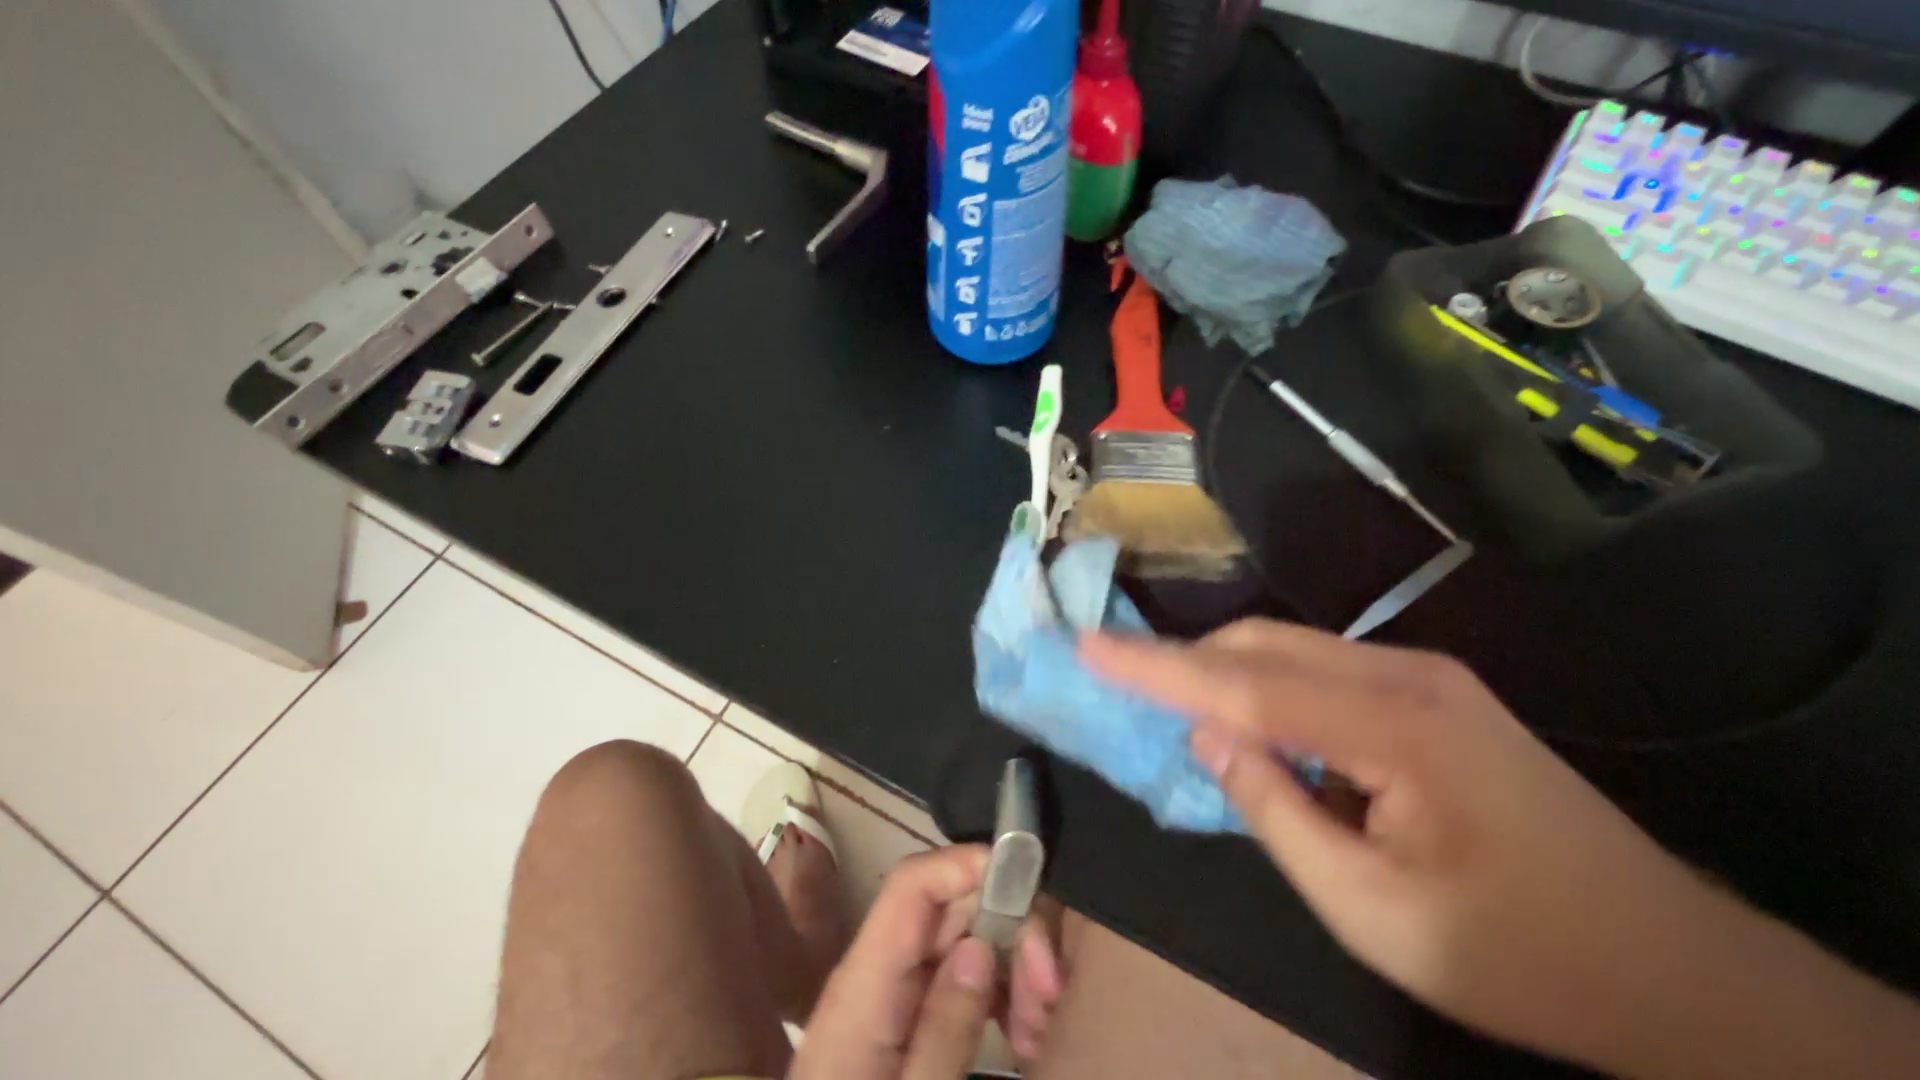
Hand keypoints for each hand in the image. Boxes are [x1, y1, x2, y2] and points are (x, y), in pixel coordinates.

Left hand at [790, 846, 1064, 1079]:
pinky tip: (1023, 1036)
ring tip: (1039, 1029)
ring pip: (965, 938)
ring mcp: (893, 988)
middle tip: (1051, 993)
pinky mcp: (906, 1010)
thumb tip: (980, 945)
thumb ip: (943, 1030)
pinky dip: (998, 994)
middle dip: (1013, 932)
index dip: (970, 864)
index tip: (1034, 890)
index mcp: (865, 982)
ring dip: (1014, 967)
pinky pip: (960, 975)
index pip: (913, 884)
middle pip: (952, 908)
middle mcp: (877, 968)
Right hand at [1079, 620, 1764, 1071]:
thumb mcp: (1370, 906)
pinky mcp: (1442, 699)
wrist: (1671, 965)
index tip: (1086, 645)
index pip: (1244, 686)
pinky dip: (1273, 690)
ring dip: (1227, 674)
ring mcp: (1433, 682)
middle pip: (1267, 647)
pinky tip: (1254, 727)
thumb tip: (1209, 739)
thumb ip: (1275, 811)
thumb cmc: (1512, 952)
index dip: (1156, 668)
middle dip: (1185, 661)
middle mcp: (1410, 678)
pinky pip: (1331, 673)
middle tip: (1118, 684)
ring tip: (1169, 705)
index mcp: (1394, 728)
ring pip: (1297, 651)